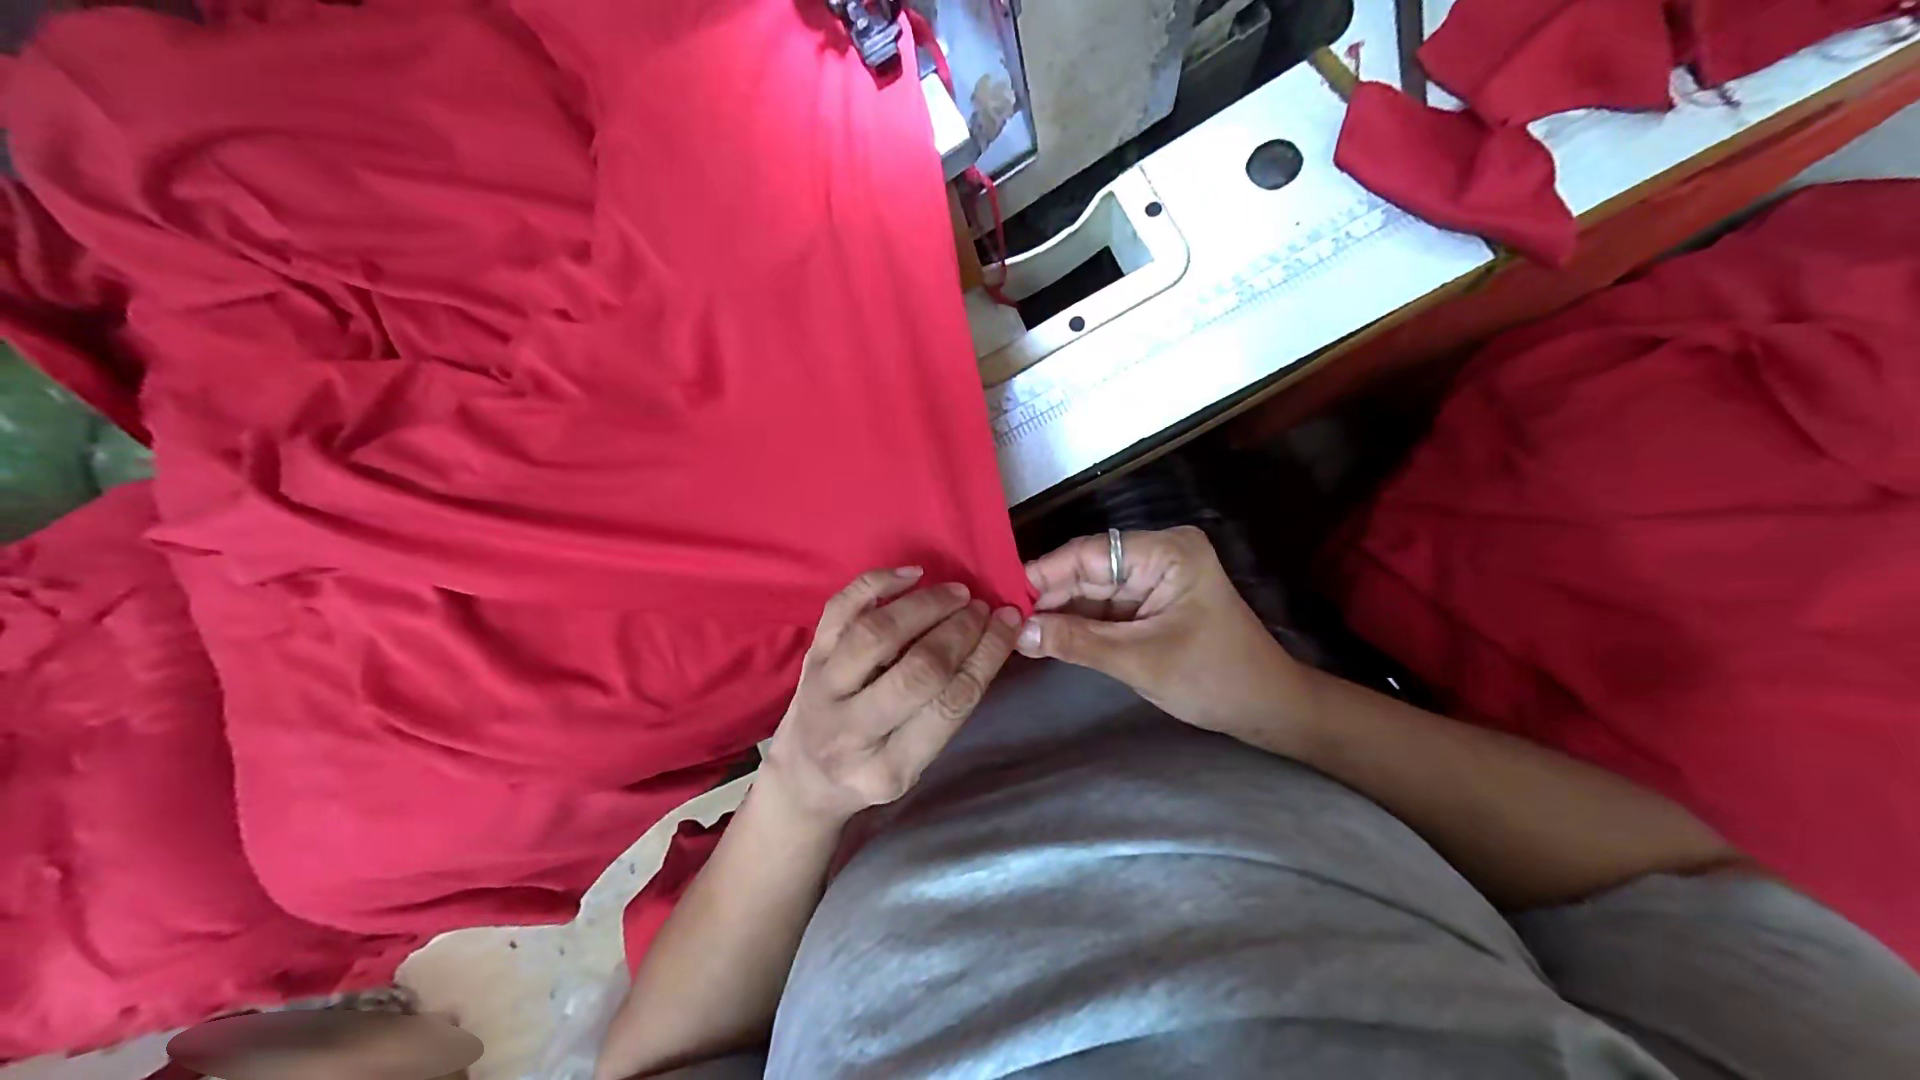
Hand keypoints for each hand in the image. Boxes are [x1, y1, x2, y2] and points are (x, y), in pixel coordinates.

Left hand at [760, 567, 1022, 824]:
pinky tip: (913, 575)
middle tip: (983, 608)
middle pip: (915, 672)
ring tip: (957, 593)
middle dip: (959, 632)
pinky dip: (877, 584)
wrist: (804, 777)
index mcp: (889, 768)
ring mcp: (823, 689)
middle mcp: (850, 731)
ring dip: (924, 606)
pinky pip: (840, 609)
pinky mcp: (809, 656)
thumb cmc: (871, 770)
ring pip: (875, 635)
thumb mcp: (914, 764)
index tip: (1008, 624)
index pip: (948, 706)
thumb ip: (947, 710)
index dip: (985, 657)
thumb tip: (991, 640)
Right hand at [1016, 526, 1309, 736]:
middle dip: (1047, 595)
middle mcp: (1157, 555)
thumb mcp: (1139, 661)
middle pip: (1087, 569)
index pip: (1091, 554)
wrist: (1266, 709)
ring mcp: (1152, 578)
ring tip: (1012, 627)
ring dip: (1056, 610)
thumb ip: (1076, 642)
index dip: (1045, 573)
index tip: (1002, 593)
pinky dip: (1074, 622)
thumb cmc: (1214, 679)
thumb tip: (1018, 632)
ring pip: (1089, 589)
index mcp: (1167, 552)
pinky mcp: (1147, 601)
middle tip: (1001, 617)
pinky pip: (1101, 607)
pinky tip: (1041, 633)